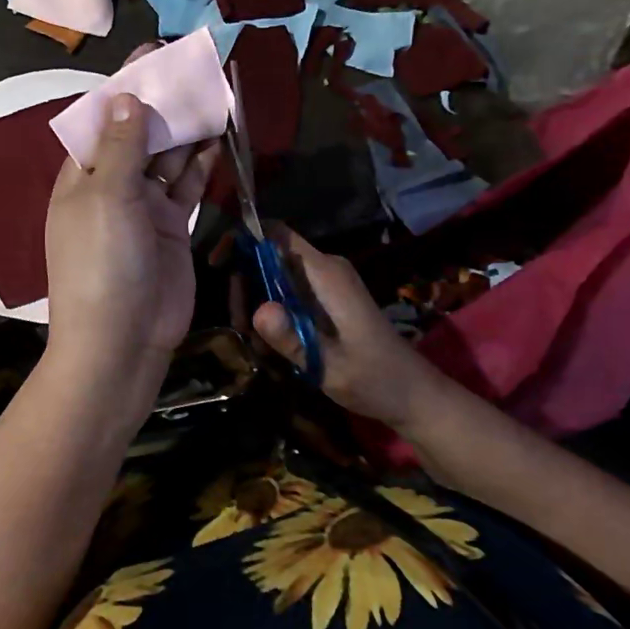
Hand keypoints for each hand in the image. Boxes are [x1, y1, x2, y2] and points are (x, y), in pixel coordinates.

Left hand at [45, 50, 218, 373]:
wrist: (122, 340)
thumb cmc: (102, 264)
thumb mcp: (107, 198)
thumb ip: (122, 147)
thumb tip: (127, 96)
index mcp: (83, 174)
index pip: (104, 118)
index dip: (128, 86)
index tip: (153, 54)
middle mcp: (112, 185)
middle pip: (141, 133)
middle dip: (165, 103)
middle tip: (196, 68)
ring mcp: (144, 207)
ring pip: (169, 157)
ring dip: (189, 129)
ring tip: (216, 94)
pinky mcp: (172, 227)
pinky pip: (187, 186)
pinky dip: (202, 164)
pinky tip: (220, 138)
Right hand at [251, 228, 439, 428]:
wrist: (411, 394)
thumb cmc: (374, 378)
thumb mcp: (329, 365)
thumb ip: (293, 338)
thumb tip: (257, 310)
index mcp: (326, 274)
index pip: (278, 234)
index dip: (244, 238)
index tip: (219, 264)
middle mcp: (324, 270)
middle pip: (270, 256)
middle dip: (245, 283)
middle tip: (236, 323)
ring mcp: (326, 284)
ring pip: (275, 276)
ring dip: (255, 301)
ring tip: (252, 342)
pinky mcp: (326, 300)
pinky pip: (288, 292)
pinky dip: (272, 313)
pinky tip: (270, 345)